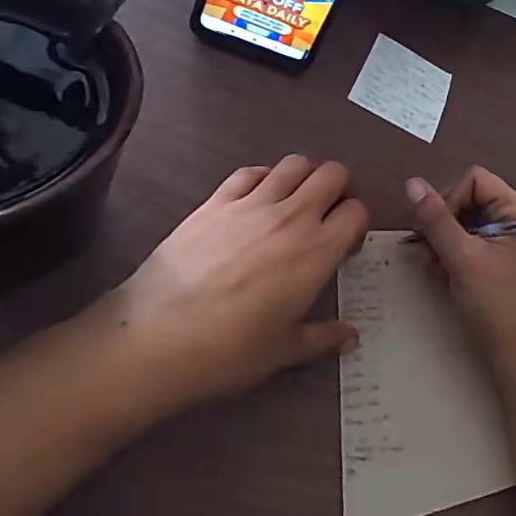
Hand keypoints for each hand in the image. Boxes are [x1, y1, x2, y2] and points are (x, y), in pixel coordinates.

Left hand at [113, 155, 368, 409]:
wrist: (157, 337)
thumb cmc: (229, 351)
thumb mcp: (284, 352)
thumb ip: (323, 338)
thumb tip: (350, 336)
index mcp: (316, 251)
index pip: (356, 211)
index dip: (358, 222)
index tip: (346, 242)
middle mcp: (291, 217)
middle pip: (332, 174)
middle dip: (340, 188)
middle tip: (330, 211)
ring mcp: (251, 203)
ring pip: (295, 164)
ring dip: (306, 176)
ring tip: (297, 199)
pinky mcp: (216, 201)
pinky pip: (249, 172)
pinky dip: (263, 177)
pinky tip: (258, 196)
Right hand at [406, 167, 515, 368]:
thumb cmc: (495, 305)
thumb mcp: (462, 258)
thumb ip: (436, 219)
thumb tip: (411, 183)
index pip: (473, 180)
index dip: (449, 199)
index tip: (435, 229)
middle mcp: (512, 217)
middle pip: (465, 197)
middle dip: (442, 222)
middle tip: (427, 249)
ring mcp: (503, 238)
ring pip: (460, 219)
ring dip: (440, 239)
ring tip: (433, 265)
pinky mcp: (493, 257)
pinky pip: (463, 239)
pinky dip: (447, 252)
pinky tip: (439, 272)